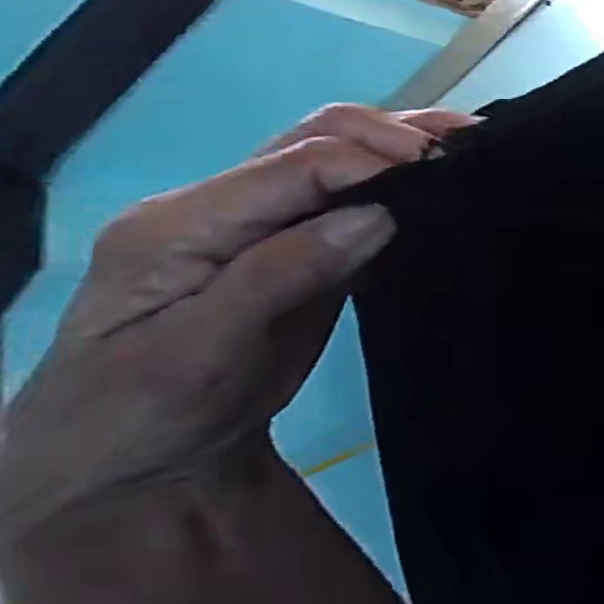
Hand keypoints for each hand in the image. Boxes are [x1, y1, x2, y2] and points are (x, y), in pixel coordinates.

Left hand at [0, 104, 476, 542]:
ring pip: (341, 153)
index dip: (373, 160)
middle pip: (318, 138)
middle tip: (465, 153)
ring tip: (470, 143)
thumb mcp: (194, 356)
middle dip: (395, 136)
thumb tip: (376, 214)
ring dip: (405, 142)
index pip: (295, 165)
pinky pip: (356, 191)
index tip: (441, 174)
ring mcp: (262, 218)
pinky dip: (402, 175)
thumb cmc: (141, 418)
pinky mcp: (300, 239)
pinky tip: (442, 173)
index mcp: (179, 223)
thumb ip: (278, 275)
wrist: (132, 467)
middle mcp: (220, 203)